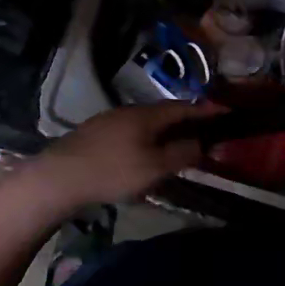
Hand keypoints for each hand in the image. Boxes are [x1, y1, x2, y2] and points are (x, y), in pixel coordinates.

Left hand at [22, 102, 217, 209]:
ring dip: (164, 133)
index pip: (184, 107)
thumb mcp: (155, 167)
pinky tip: (143, 155)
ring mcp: (109, 120)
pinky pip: (130, 133)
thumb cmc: (112, 171)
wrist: (58, 178)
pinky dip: (146, 140)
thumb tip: (201, 143)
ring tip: (176, 147)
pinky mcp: (94, 135)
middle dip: (185, 122)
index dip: (206, 110)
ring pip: (146, 123)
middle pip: (164, 113)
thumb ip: (182, 154)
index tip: (226, 112)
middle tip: (203, 132)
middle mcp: (129, 111)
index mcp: (147, 114)